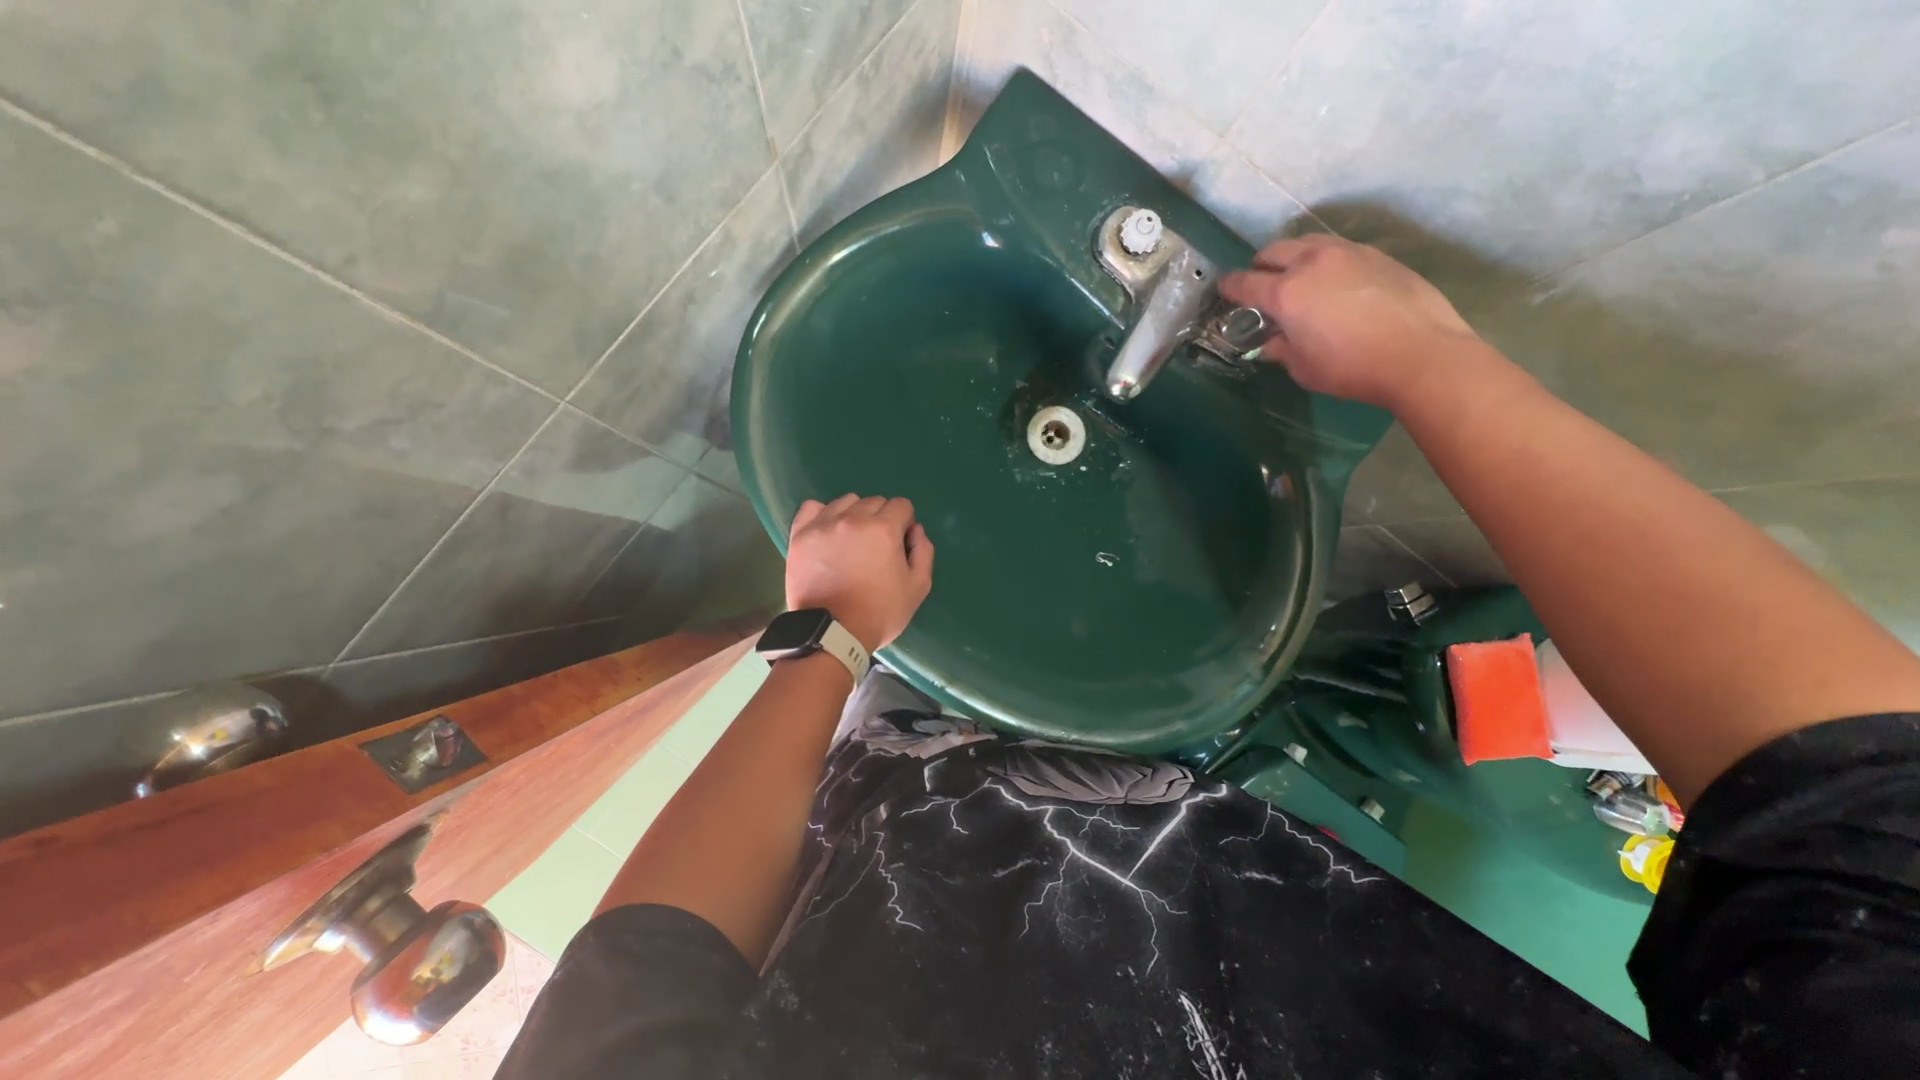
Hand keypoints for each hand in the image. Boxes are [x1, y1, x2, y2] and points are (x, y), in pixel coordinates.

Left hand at [785, 494, 934, 652]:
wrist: (832, 633)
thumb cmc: (879, 613)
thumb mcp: (918, 588)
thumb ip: (923, 552)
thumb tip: (915, 530)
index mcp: (884, 529)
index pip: (901, 505)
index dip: (904, 523)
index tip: (899, 543)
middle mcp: (853, 519)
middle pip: (874, 502)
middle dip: (881, 519)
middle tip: (875, 547)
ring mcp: (823, 525)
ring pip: (845, 502)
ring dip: (854, 515)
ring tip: (850, 540)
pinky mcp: (800, 535)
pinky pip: (812, 507)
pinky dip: (822, 514)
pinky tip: (827, 531)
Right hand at [1220, 234, 1482, 409]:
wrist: (1421, 353)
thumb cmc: (1353, 368)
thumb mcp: (1304, 368)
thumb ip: (1281, 349)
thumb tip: (1271, 342)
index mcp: (1285, 293)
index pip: (1244, 282)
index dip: (1229, 287)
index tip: (1224, 291)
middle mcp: (1311, 263)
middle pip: (1273, 251)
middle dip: (1260, 265)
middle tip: (1261, 284)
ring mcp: (1347, 253)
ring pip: (1307, 242)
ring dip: (1294, 256)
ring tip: (1299, 276)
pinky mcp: (1376, 254)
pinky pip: (1338, 248)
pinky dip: (1326, 260)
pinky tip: (1336, 281)